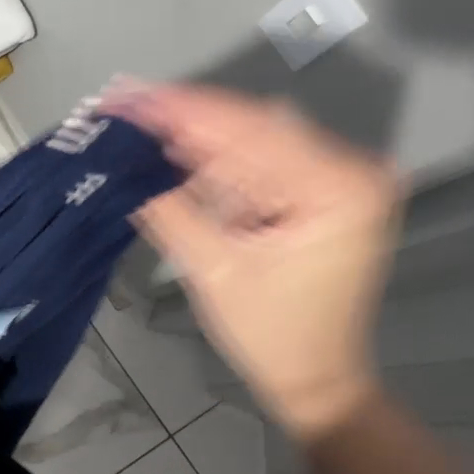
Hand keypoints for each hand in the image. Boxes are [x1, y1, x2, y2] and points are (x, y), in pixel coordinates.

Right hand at [103, 79, 400, 439]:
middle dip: (184, 118)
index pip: (249, 131)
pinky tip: (174, 148)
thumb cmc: (271, 335)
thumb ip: (173, 208)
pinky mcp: (321, 193)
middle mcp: (349, 170)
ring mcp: (339, 180)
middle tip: (125, 103)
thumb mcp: (214, 270)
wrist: (316, 378)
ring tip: (139, 119)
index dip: (182, 111)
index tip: (130, 94)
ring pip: (254, 140)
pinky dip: (216, 158)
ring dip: (196, 134)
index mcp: (336, 187)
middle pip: (253, 127)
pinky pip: (262, 162)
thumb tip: (129, 163)